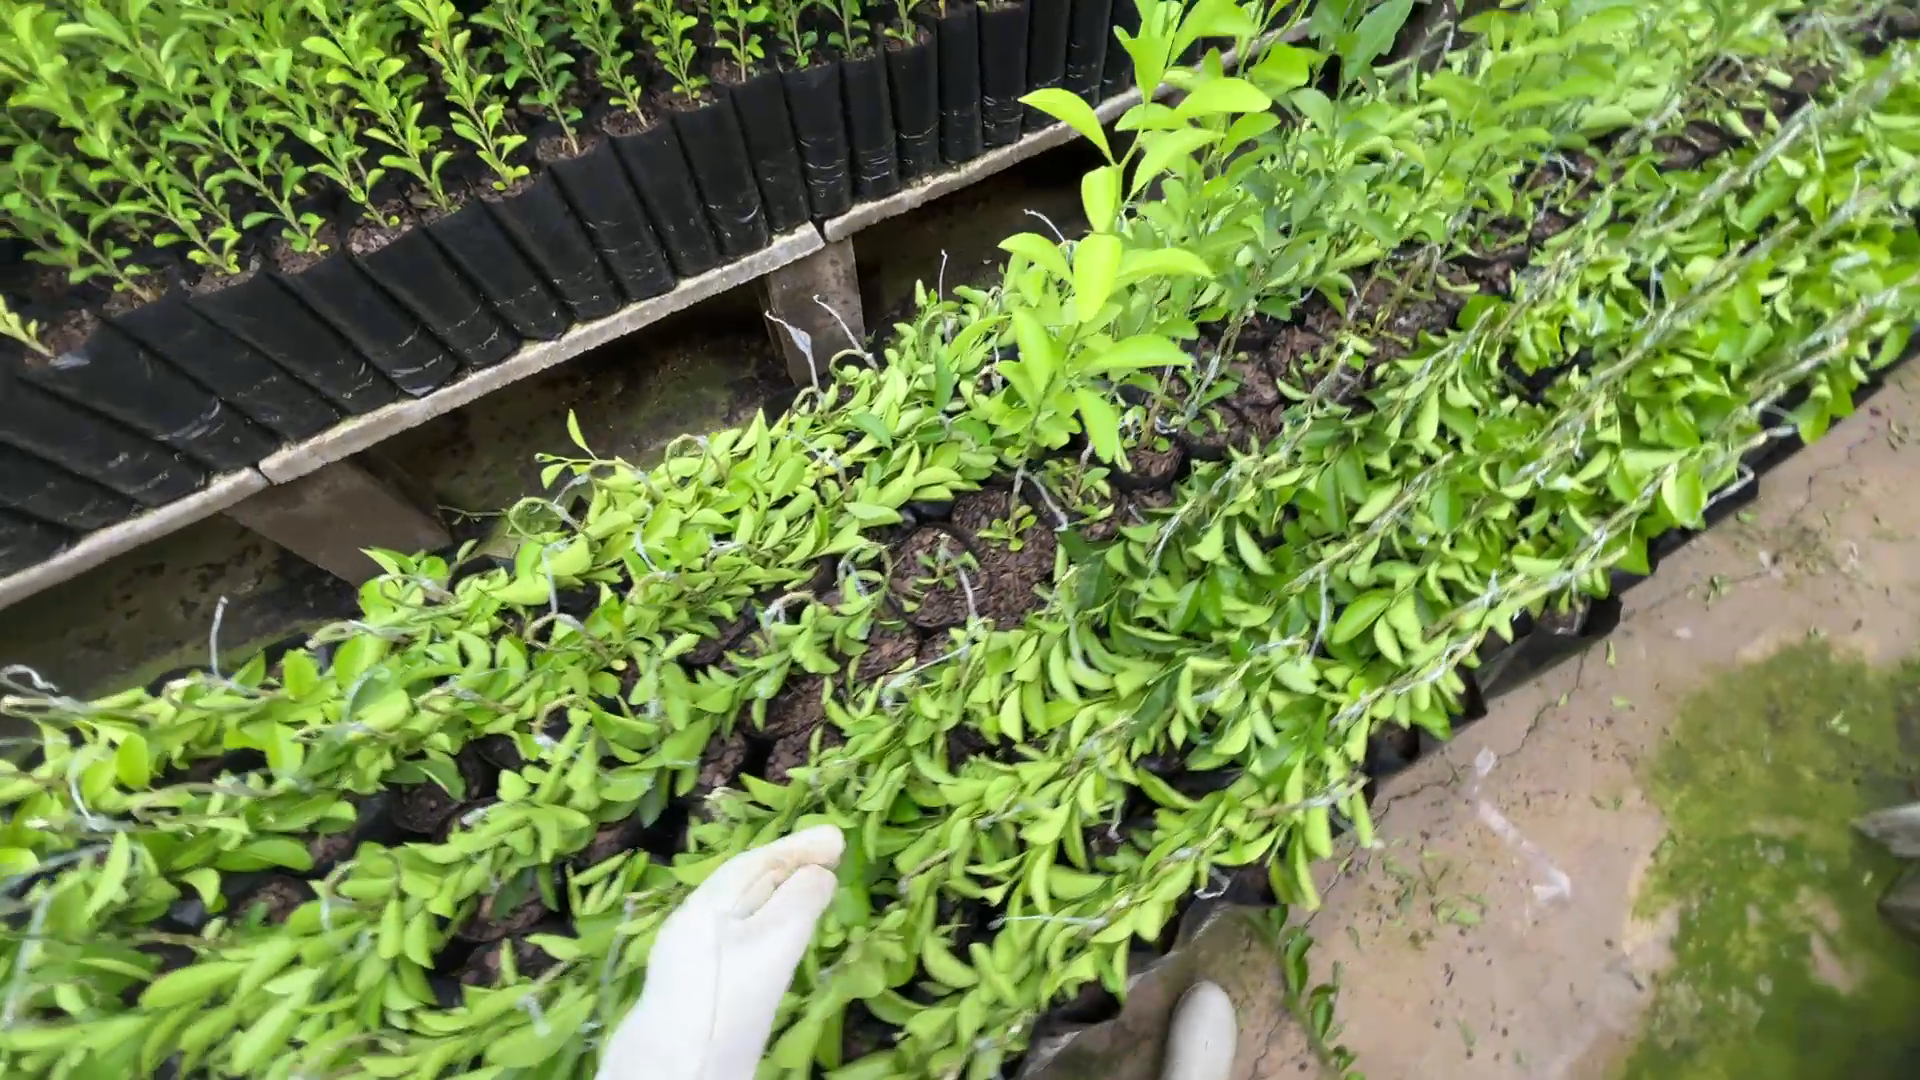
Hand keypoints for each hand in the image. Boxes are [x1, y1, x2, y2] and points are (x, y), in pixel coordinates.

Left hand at [595, 824, 844, 1079]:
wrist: (671, 1076)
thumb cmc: (727, 1002)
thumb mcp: (771, 945)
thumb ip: (798, 902)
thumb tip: (821, 871)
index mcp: (708, 902)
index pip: (758, 860)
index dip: (800, 846)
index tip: (838, 839)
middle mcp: (692, 919)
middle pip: (747, 879)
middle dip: (789, 863)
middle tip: (831, 855)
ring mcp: (687, 953)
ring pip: (740, 906)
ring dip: (778, 890)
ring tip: (812, 885)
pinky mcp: (692, 983)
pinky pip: (735, 930)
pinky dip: (764, 917)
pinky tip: (776, 930)